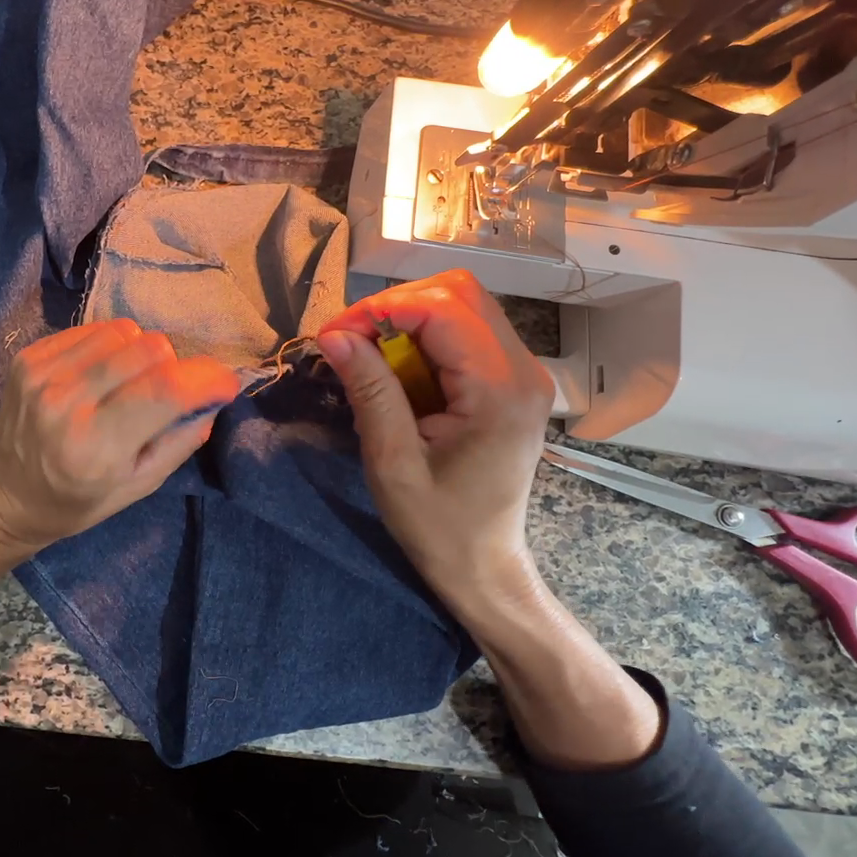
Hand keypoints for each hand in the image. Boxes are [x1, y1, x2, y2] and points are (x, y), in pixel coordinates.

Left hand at [0, 320, 239, 551]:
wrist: (6, 494)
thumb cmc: (78, 500)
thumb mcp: (138, 485)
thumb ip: (180, 440)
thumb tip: (214, 395)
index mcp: (97, 447)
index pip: (164, 389)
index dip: (206, 377)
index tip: (224, 382)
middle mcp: (66, 404)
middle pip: (149, 348)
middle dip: (172, 366)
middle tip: (165, 391)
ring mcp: (43, 375)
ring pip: (123, 330)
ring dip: (139, 351)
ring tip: (129, 382)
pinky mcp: (29, 356)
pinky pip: (91, 329)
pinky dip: (109, 346)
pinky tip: (99, 374)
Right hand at [315, 270, 555, 606]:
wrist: (483, 564)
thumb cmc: (437, 523)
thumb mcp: (391, 461)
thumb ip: (369, 391)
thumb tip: (334, 337)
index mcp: (499, 391)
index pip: (441, 309)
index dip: (380, 310)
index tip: (334, 337)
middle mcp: (522, 370)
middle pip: (457, 292)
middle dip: (392, 306)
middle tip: (347, 342)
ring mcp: (521, 373)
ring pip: (461, 305)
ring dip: (405, 317)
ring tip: (366, 352)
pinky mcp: (509, 381)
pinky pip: (464, 331)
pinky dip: (420, 335)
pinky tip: (393, 366)